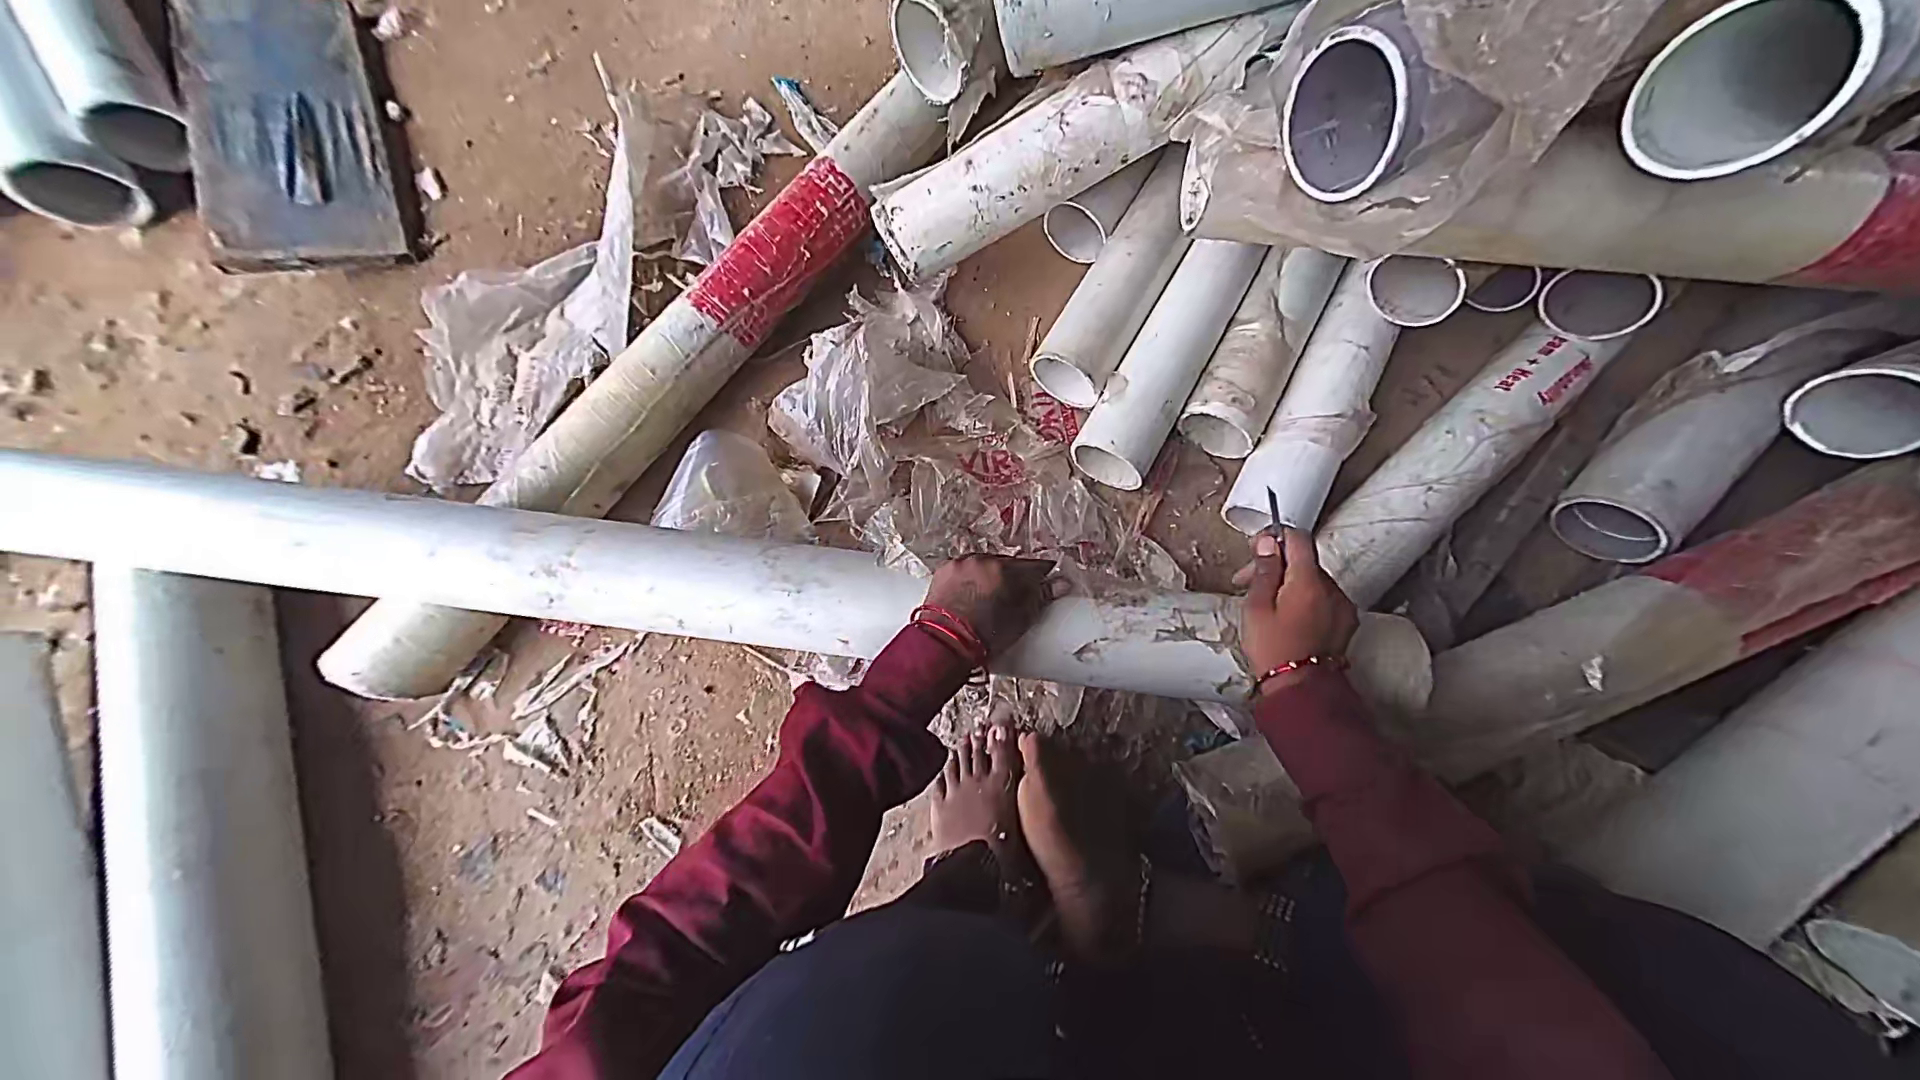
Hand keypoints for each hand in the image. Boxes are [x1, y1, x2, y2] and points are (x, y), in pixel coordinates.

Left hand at [924, 554, 1064, 658]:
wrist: (945, 643)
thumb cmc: (983, 637)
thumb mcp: (1021, 620)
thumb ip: (1041, 597)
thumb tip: (1060, 584)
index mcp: (1009, 571)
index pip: (1035, 565)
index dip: (1043, 574)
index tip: (1045, 582)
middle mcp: (986, 560)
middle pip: (1008, 564)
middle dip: (1013, 577)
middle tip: (1013, 597)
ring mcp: (964, 563)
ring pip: (985, 565)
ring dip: (989, 576)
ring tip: (988, 598)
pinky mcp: (946, 569)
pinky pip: (964, 569)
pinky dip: (969, 579)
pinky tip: (970, 595)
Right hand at [1236, 527, 1357, 694]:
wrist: (1300, 689)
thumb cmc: (1273, 649)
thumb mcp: (1256, 606)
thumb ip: (1265, 570)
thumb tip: (1268, 541)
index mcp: (1308, 581)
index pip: (1298, 539)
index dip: (1275, 537)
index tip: (1258, 548)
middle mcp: (1332, 589)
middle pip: (1304, 561)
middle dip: (1276, 566)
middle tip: (1248, 582)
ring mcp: (1342, 606)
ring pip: (1313, 580)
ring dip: (1290, 583)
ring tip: (1267, 604)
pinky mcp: (1345, 622)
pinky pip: (1323, 598)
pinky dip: (1305, 599)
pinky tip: (1287, 616)